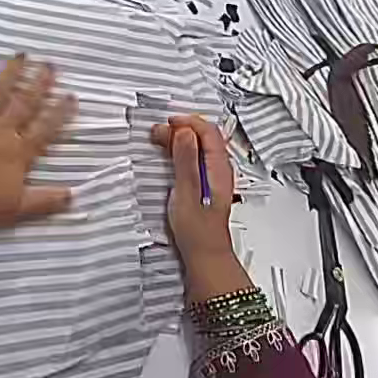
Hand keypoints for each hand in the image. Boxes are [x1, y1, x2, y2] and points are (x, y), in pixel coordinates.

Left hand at [0, 54, 76, 242]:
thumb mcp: (17, 207)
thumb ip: (46, 200)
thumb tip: (74, 195)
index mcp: (20, 152)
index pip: (46, 127)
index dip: (60, 111)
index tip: (71, 95)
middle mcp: (2, 130)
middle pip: (25, 102)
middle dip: (40, 83)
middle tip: (51, 65)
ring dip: (10, 72)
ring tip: (21, 55)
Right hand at [149, 115, 249, 301]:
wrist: (204, 256)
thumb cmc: (198, 230)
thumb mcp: (187, 191)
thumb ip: (186, 159)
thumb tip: (185, 133)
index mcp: (219, 168)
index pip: (208, 132)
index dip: (188, 122)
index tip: (168, 123)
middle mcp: (219, 171)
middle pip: (204, 138)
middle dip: (181, 129)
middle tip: (158, 132)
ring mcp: (213, 179)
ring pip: (199, 149)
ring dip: (180, 141)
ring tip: (160, 141)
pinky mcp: (205, 188)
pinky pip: (195, 161)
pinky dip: (181, 154)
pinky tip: (169, 159)